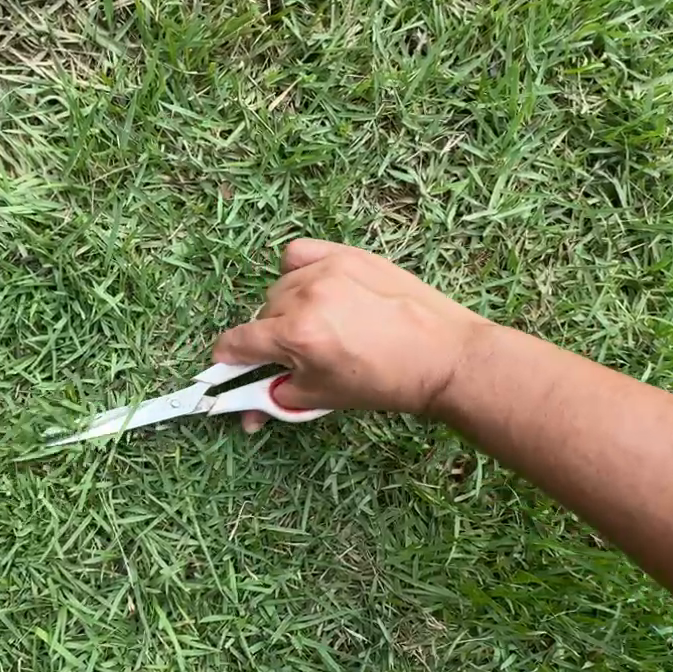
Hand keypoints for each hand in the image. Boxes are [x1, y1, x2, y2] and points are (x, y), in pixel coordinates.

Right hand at [213, 240, 491, 428]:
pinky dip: (297, 271)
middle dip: (269, 338)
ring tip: (317, 323)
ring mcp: (327, 271)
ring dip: (285, 308)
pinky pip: (299, 255)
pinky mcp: (348, 255)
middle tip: (296, 353)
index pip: (236, 342)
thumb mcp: (321, 398)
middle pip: (259, 316)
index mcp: (296, 335)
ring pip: (279, 289)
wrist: (446, 357)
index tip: (230, 365)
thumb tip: (244, 416)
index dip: (227, 359)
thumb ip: (273, 400)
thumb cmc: (384, 383)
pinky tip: (316, 289)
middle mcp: (305, 297)